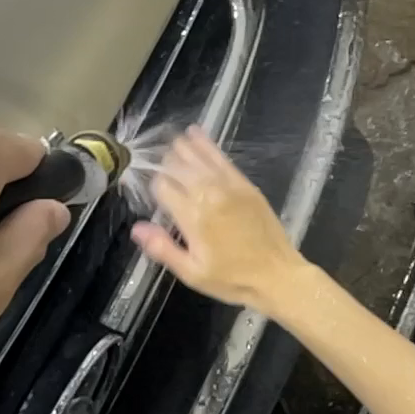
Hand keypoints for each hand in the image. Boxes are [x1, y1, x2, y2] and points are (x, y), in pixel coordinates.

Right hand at [130, 126, 310, 315]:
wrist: (278, 276)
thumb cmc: (231, 279)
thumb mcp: (192, 273)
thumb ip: (162, 248)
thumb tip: (136, 228)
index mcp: (193, 217)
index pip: (162, 187)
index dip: (151, 186)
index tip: (147, 189)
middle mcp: (209, 195)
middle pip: (178, 167)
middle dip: (164, 163)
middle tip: (155, 165)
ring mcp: (228, 186)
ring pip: (198, 158)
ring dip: (181, 148)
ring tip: (169, 142)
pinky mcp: (244, 184)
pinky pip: (221, 158)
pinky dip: (206, 145)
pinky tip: (195, 134)